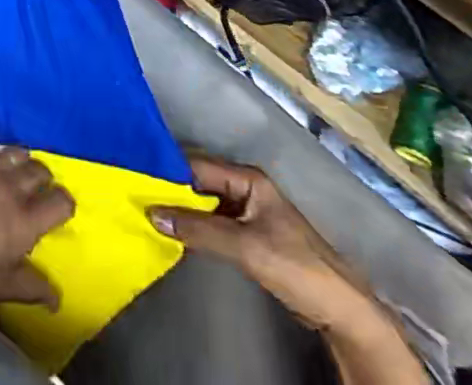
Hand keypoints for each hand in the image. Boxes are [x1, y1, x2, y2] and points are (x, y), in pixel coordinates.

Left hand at [0, 142, 74, 308]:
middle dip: (43, 182)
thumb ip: (32, 288)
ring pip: (20, 153)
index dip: (62, 206)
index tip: (55, 214)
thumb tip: (57, 299)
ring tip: (14, 177)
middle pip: (43, 171)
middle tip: (33, 196)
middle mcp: (14, 187)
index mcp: (27, 220)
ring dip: (22, 164)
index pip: (63, 200)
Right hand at [149, 157, 369, 330]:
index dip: (170, 173)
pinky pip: (212, 222)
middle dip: (172, 189)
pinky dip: (193, 227)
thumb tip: (153, 213)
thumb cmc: (294, 265)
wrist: (335, 304)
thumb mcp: (245, 247)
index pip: (199, 167)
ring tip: (146, 213)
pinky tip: (172, 234)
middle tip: (136, 196)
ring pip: (205, 203)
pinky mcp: (247, 234)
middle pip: (200, 182)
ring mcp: (247, 212)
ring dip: (181, 210)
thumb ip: (200, 230)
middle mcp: (246, 188)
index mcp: (249, 179)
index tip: (137, 179)